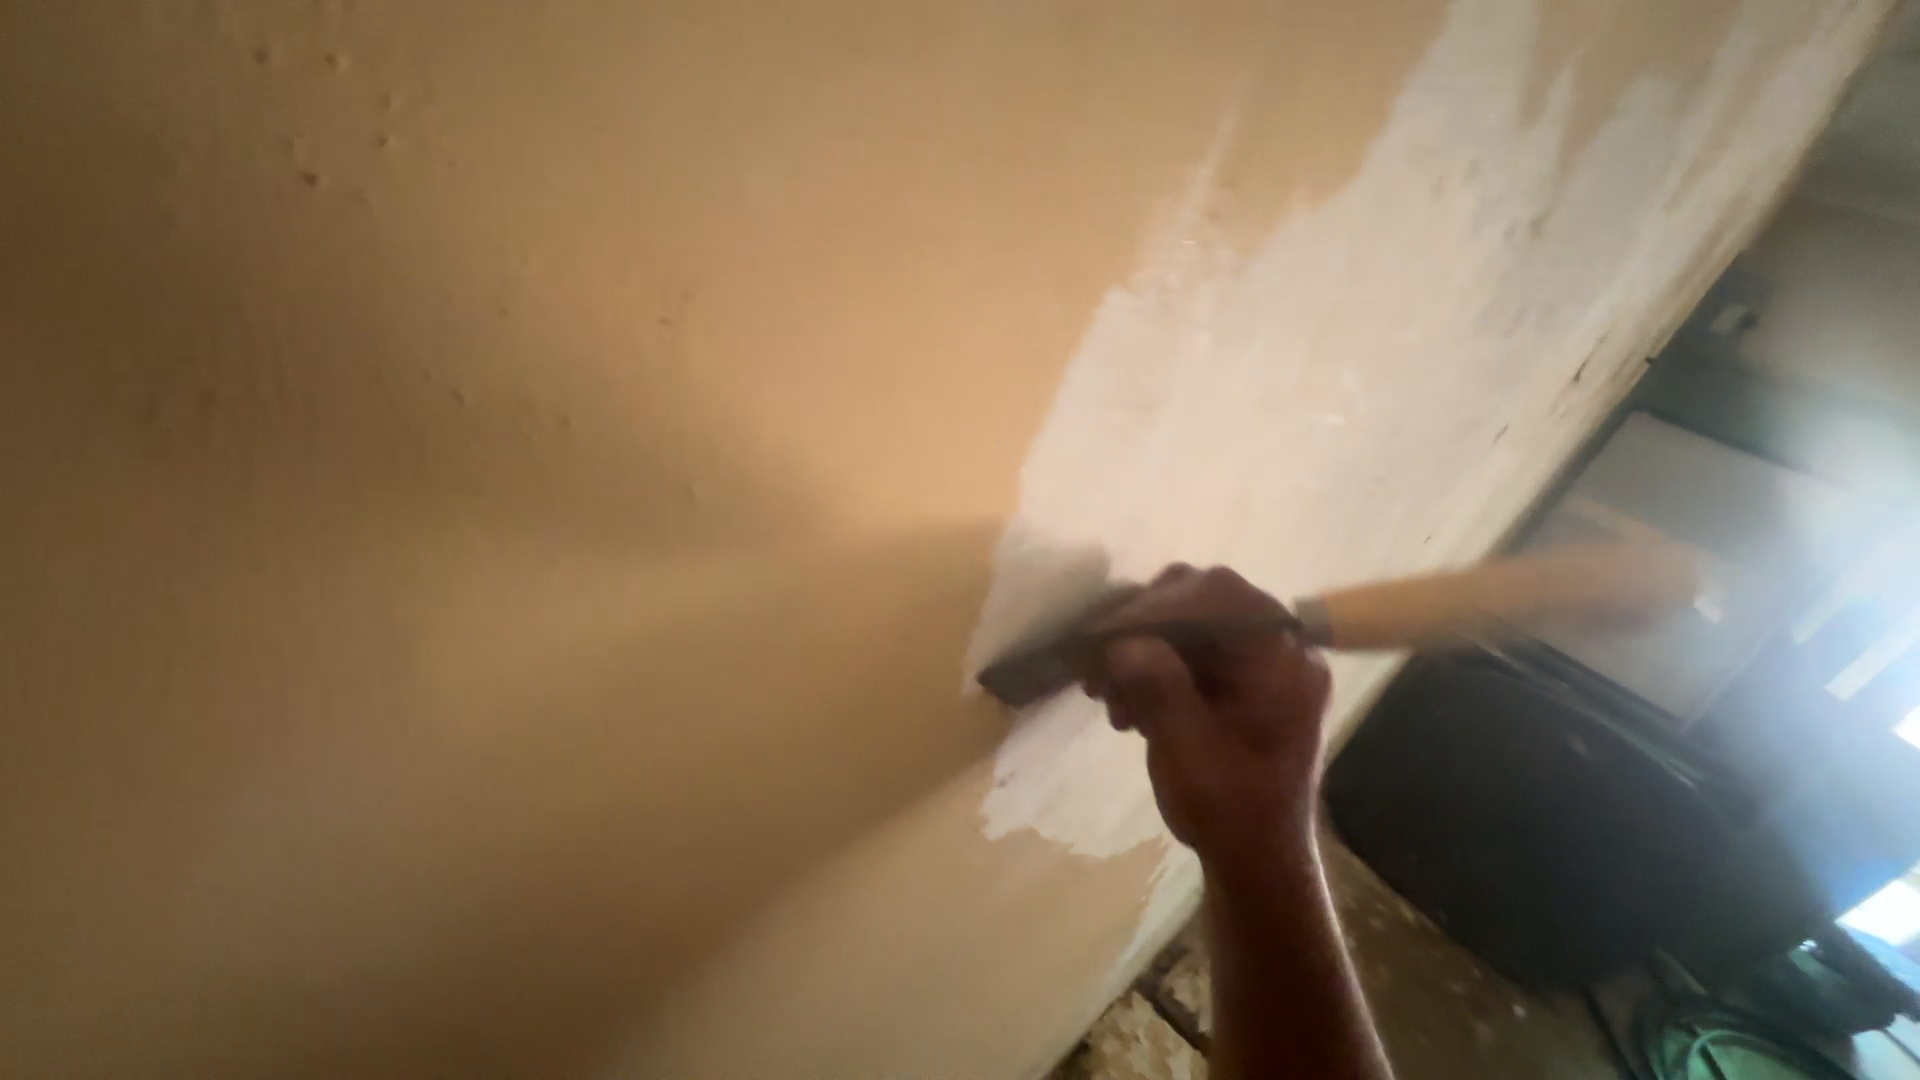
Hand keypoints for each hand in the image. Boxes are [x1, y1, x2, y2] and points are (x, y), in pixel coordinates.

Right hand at [1082, 565, 1330, 863]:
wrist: (1255, 860)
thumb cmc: (1231, 810)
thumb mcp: (1188, 750)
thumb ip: (1159, 687)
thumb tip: (1122, 640)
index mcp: (1283, 659)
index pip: (1219, 597)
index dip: (1157, 606)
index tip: (1105, 634)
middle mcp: (1278, 648)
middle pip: (1201, 603)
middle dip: (1142, 630)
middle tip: (1097, 662)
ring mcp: (1258, 661)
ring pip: (1186, 625)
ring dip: (1139, 653)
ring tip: (1106, 695)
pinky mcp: (1237, 677)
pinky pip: (1188, 651)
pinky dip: (1150, 670)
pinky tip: (1125, 707)